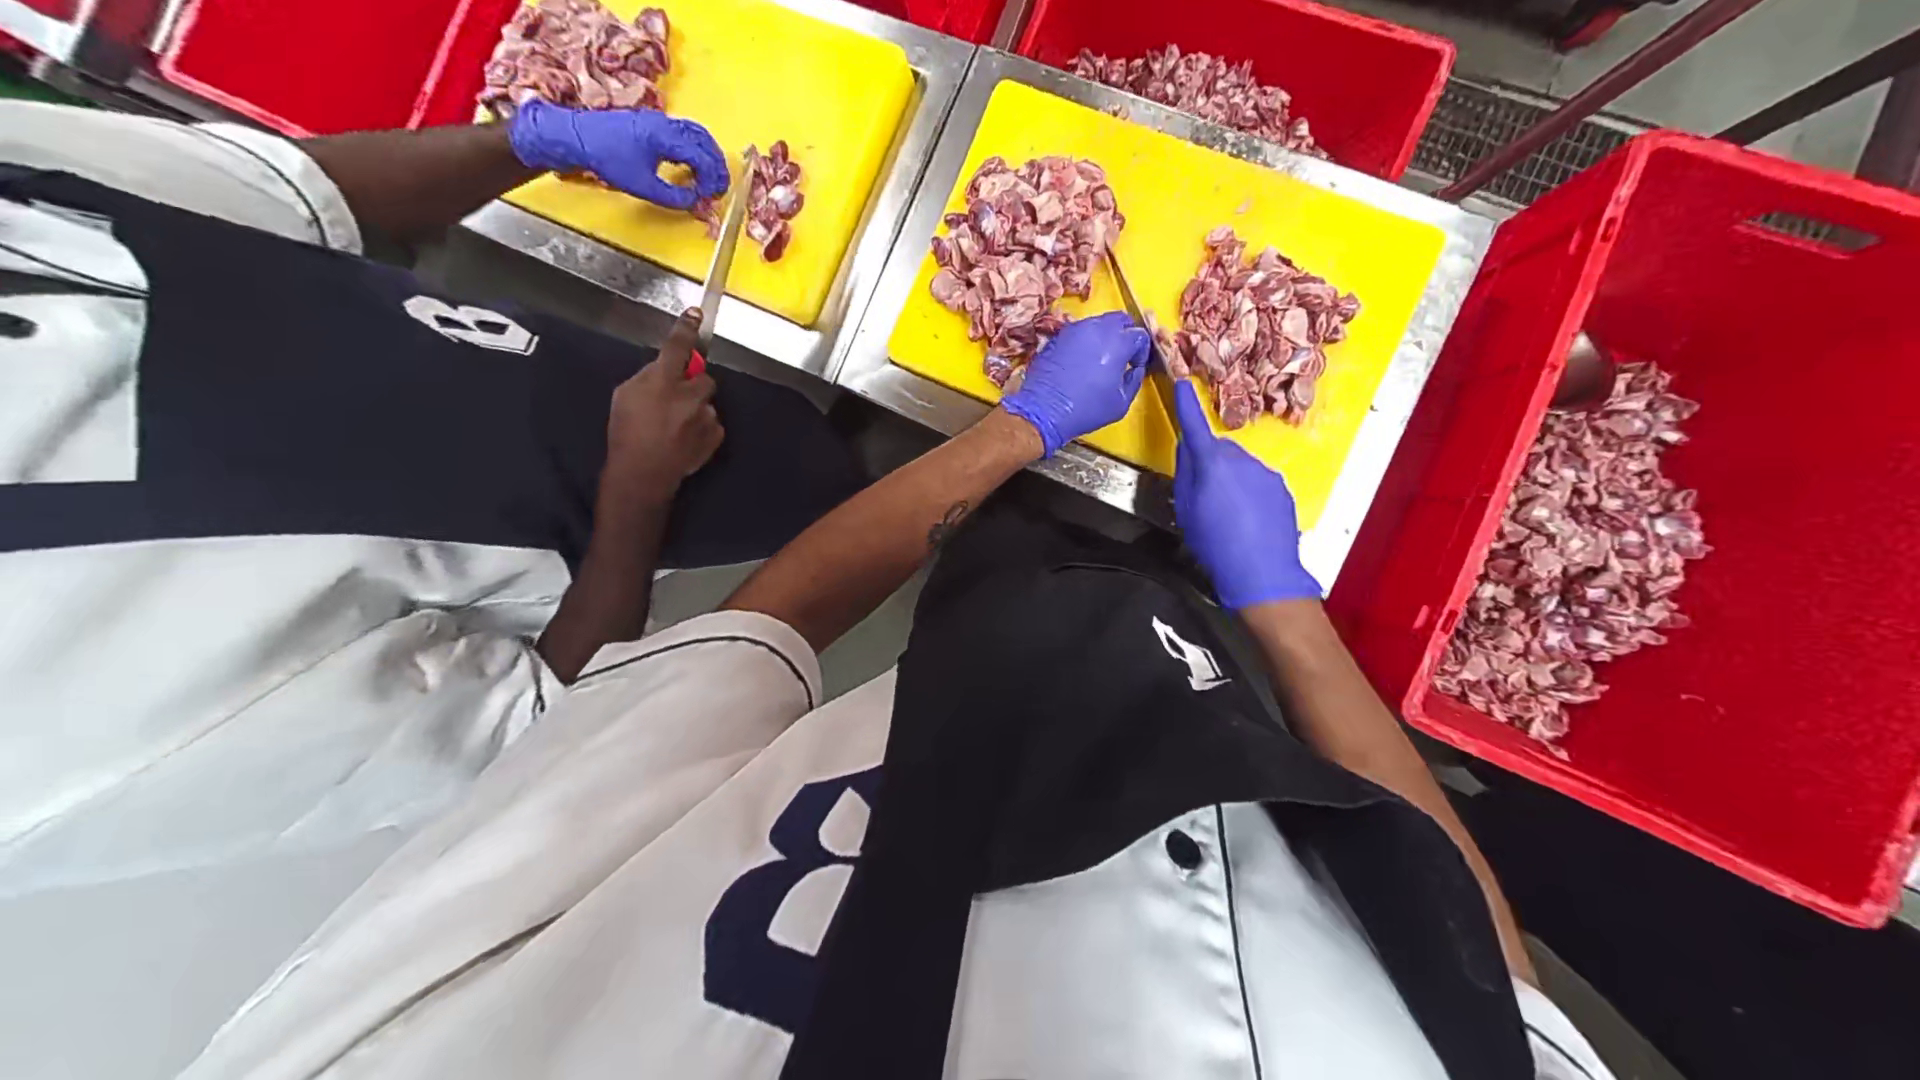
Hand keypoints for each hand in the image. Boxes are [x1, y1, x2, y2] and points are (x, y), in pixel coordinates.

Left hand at [507, 100, 728, 210]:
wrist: (577, 137)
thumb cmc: (608, 160)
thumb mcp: (644, 186)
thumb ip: (674, 197)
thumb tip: (695, 201)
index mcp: (665, 136)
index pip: (702, 157)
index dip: (712, 180)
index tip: (710, 197)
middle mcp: (666, 123)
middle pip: (705, 142)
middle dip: (716, 167)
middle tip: (718, 189)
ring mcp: (659, 120)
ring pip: (697, 135)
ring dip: (707, 157)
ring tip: (708, 178)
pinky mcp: (652, 123)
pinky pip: (684, 133)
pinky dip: (695, 149)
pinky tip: (690, 166)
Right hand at [604, 308, 724, 502]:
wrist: (644, 471)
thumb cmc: (626, 432)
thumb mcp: (625, 394)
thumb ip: (648, 377)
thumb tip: (662, 369)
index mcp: (664, 380)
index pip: (678, 346)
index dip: (687, 328)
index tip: (696, 314)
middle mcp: (690, 394)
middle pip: (704, 377)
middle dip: (693, 384)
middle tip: (676, 398)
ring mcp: (706, 415)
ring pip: (707, 403)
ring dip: (696, 409)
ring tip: (676, 427)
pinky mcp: (716, 434)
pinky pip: (712, 423)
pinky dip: (702, 427)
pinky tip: (685, 439)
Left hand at [1001, 311, 1149, 456]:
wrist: (1043, 411)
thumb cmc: (1086, 409)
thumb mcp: (1121, 403)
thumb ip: (1134, 380)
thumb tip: (1134, 370)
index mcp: (1117, 342)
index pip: (1139, 335)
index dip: (1140, 352)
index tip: (1134, 366)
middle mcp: (1096, 329)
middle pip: (1119, 320)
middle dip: (1124, 335)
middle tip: (1121, 356)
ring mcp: (1073, 330)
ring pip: (1096, 324)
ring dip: (1103, 337)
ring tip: (1099, 360)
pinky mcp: (1056, 338)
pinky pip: (1077, 334)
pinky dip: (1083, 343)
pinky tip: (1079, 362)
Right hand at [1172, 380, 1320, 607]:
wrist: (1262, 572)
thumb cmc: (1214, 542)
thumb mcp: (1186, 509)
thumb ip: (1185, 473)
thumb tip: (1188, 448)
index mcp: (1214, 464)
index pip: (1195, 427)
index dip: (1187, 406)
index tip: (1182, 385)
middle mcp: (1243, 460)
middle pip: (1219, 450)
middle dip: (1208, 463)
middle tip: (1198, 494)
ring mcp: (1266, 473)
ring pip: (1239, 466)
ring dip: (1228, 479)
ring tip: (1222, 514)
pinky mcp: (1281, 489)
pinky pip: (1257, 481)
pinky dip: (1246, 492)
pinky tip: (1243, 519)